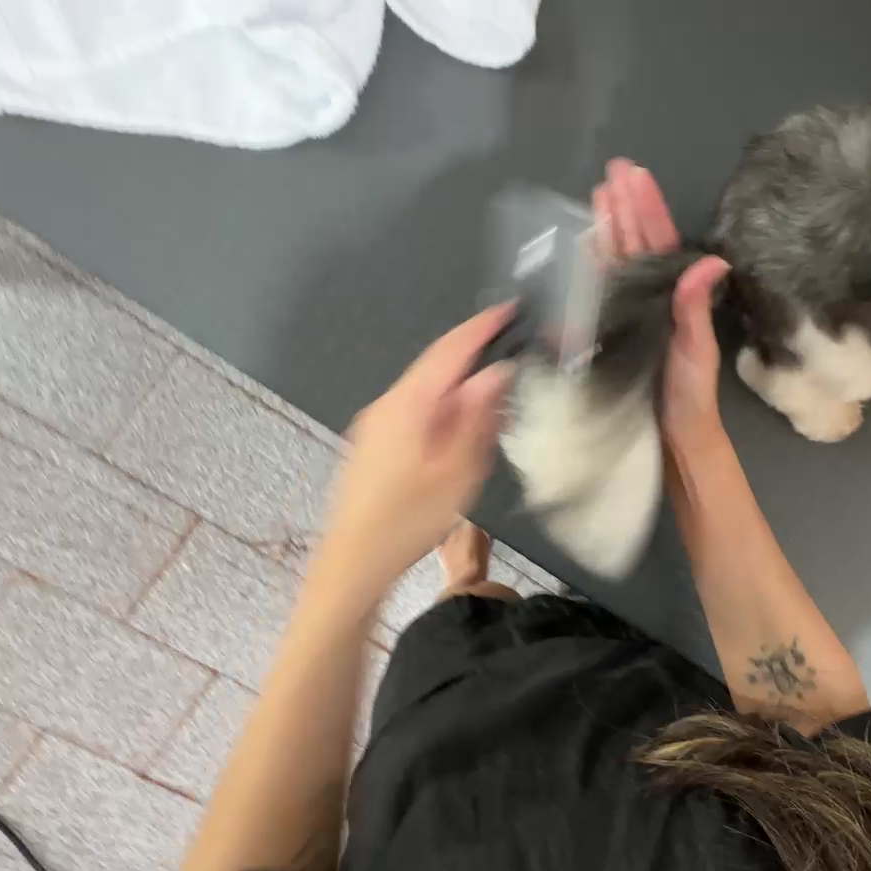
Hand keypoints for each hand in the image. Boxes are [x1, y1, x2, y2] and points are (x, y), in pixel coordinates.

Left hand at [307, 305, 514, 612]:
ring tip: (499, 410)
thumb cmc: (410, 519)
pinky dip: (446, 411)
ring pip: (428, 393)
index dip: (481, 328)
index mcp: (409, 405)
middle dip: (476, 361)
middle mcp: (388, 405)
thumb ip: (477, 418)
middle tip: (516, 369)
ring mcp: (377, 424)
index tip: (510, 310)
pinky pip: (418, 412)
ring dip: (463, 392)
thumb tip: (495, 374)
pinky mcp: (375, 444)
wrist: (354, 561)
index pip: (450, 350)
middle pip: (437, 369)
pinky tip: (463, 435)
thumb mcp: (458, 471)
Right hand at [592, 158, 731, 452]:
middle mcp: (654, 299)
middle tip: (611, 171)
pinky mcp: (613, 334)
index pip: (660, 244)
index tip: (635, 175)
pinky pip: (600, 293)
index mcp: (677, 298)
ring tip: (598, 195)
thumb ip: (695, 308)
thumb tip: (711, 261)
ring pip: (618, 262)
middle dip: (625, 207)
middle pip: (637, 245)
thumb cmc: (689, 397)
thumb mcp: (696, 351)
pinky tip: (583, 245)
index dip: (648, 209)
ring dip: (608, 228)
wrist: (674, 438)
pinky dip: (592, 266)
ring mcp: (632, 314)